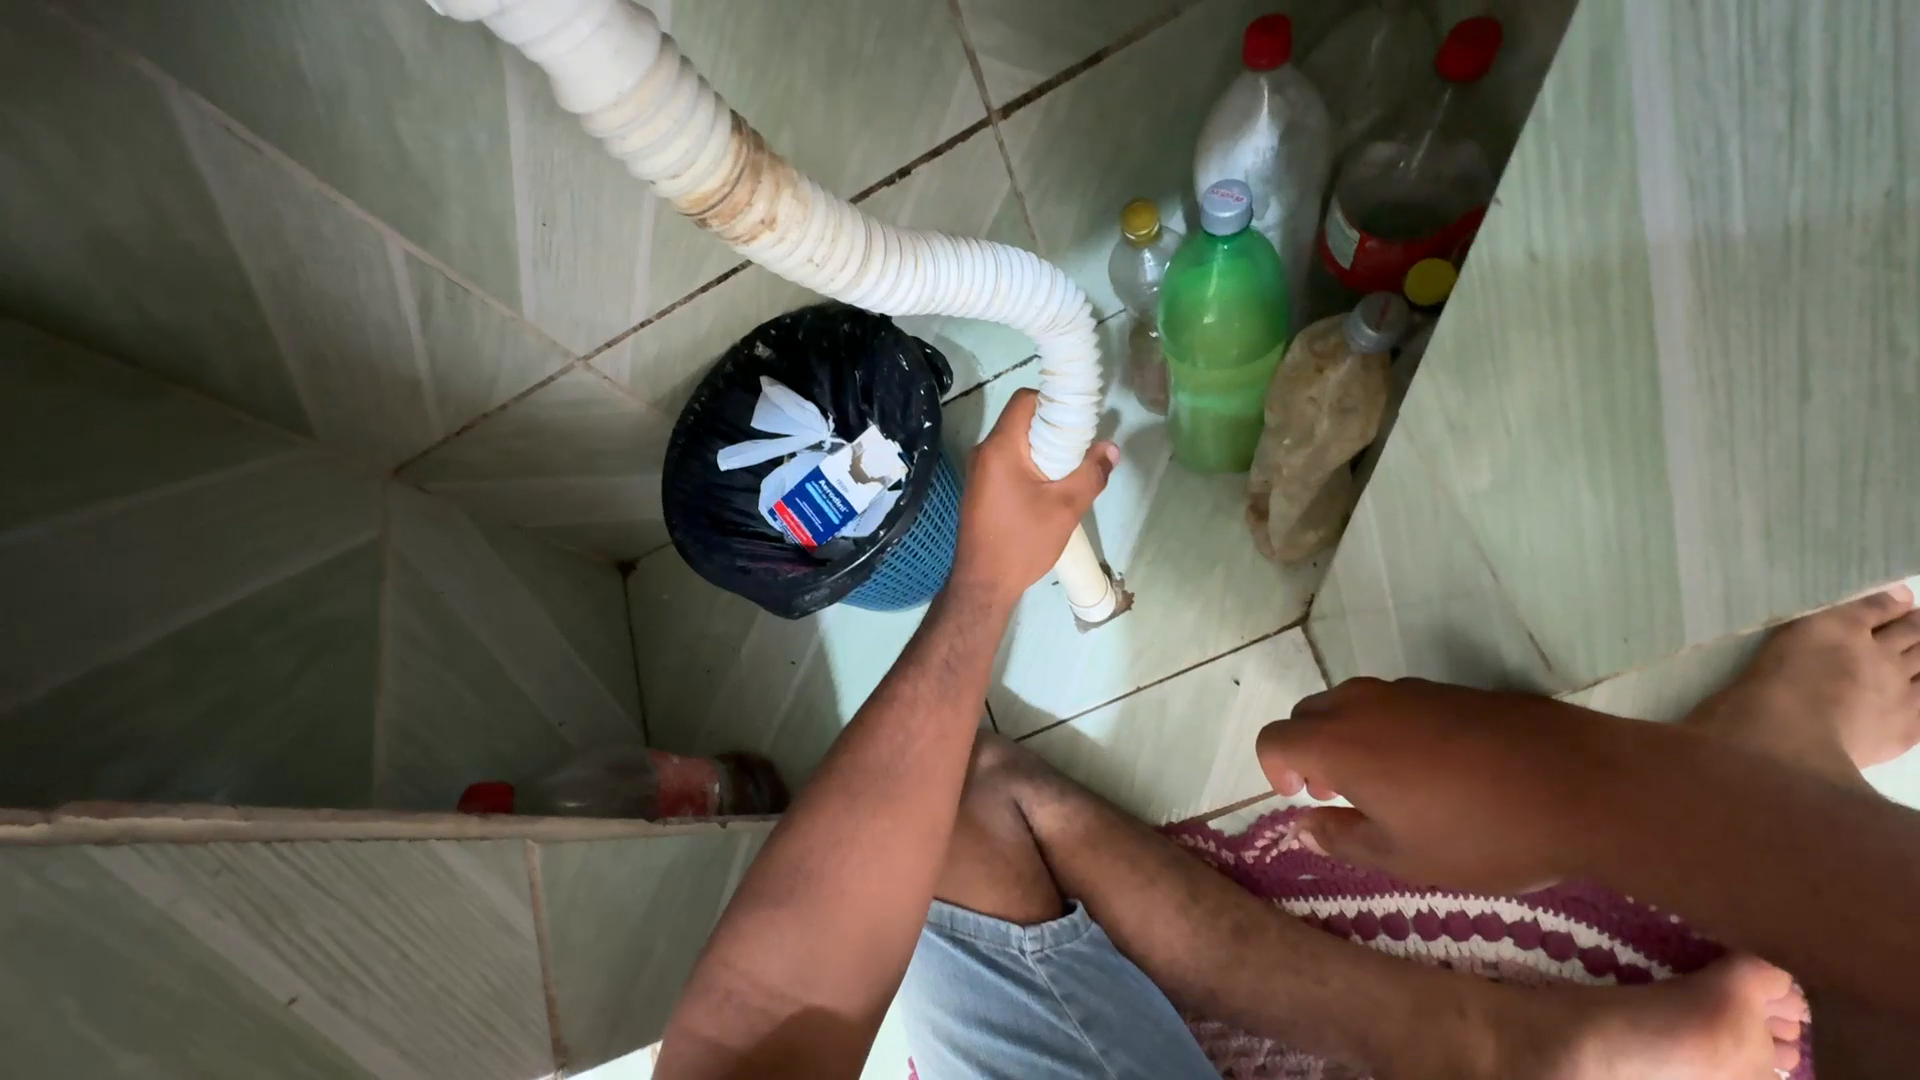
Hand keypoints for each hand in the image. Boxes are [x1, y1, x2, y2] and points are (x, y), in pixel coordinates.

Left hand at [947, 388, 1116, 606]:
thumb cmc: (1022, 542)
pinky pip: (1009, 463)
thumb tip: (1111, 449)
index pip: (1025, 400)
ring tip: (1070, 470)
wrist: (982, 584)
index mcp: (1000, 447)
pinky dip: (1031, 466)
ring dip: (1045, 450)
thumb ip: (1091, 474)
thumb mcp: (1066, 508)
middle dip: (1054, 428)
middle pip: (1022, 420)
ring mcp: (979, 472)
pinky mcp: (981, 489)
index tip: (1080, 420)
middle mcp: (984, 453)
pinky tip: (1050, 489)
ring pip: (1017, 443)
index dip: (1055, 401)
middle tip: (1081, 448)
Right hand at [1255, 677, 1664, 894]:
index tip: (1304, 798)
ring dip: (1347, 736)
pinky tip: (1435, 767)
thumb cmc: (1480, 833)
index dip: (1275, 770)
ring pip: (1349, 704)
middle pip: (1306, 714)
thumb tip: (1302, 830)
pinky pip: (1393, 702)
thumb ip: (1341, 840)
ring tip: (1389, 781)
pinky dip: (1389, 727)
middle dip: (1308, 751)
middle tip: (1343, 794)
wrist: (1585, 787)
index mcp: (1337, 743)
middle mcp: (1360, 705)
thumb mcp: (1403, 858)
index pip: (1273, 739)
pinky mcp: (1446, 689)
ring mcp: (1406, 691)